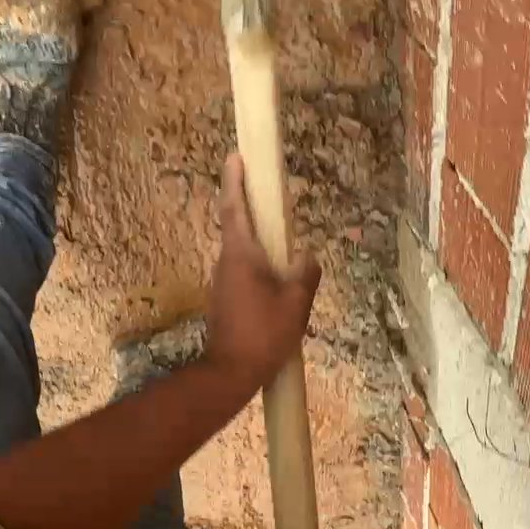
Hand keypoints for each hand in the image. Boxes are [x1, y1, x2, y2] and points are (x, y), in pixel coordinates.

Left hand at [203, 154, 321, 389]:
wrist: (231, 372)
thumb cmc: (263, 333)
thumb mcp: (296, 302)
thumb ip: (305, 274)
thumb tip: (307, 257)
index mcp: (240, 255)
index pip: (235, 208)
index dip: (234, 180)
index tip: (234, 156)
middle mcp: (225, 263)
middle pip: (237, 226)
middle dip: (249, 206)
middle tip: (264, 189)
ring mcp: (222, 282)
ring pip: (241, 252)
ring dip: (257, 240)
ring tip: (281, 239)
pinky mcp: (224, 300)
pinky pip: (243, 272)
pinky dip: (257, 265)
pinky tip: (275, 278)